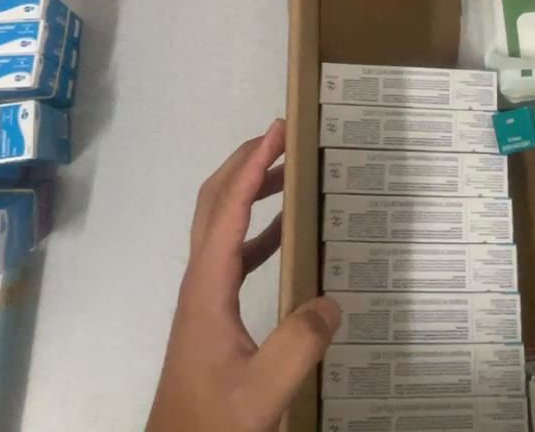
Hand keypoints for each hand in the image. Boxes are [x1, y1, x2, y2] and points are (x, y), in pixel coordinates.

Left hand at [147, 119, 339, 431]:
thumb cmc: (213, 421)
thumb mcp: (261, 391)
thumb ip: (297, 346)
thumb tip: (333, 301)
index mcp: (208, 287)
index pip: (228, 209)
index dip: (252, 166)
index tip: (277, 132)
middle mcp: (201, 280)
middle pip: (214, 202)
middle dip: (245, 162)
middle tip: (283, 138)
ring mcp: (205, 295)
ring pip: (222, 223)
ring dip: (251, 189)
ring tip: (290, 173)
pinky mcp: (213, 312)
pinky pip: (235, 251)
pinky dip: (258, 227)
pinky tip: (286, 233)